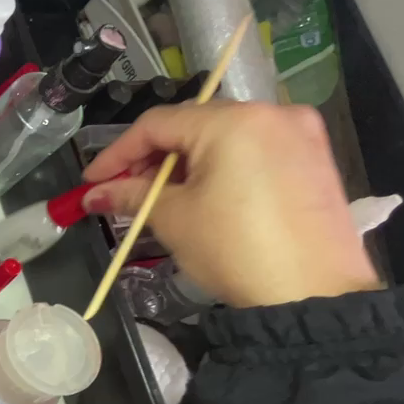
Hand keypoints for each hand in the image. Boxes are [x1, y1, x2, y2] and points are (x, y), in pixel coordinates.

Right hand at [81, 101, 381, 307]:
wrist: (310, 290)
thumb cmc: (233, 248)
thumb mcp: (172, 218)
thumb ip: (131, 195)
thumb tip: (94, 194)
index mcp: (232, 122)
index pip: (157, 124)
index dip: (116, 153)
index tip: (92, 182)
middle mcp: (270, 113)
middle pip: (191, 124)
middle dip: (151, 156)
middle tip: (122, 190)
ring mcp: (298, 132)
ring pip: (222, 135)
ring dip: (183, 161)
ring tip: (159, 196)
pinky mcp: (312, 156)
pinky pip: (250, 148)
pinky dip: (217, 165)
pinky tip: (199, 194)